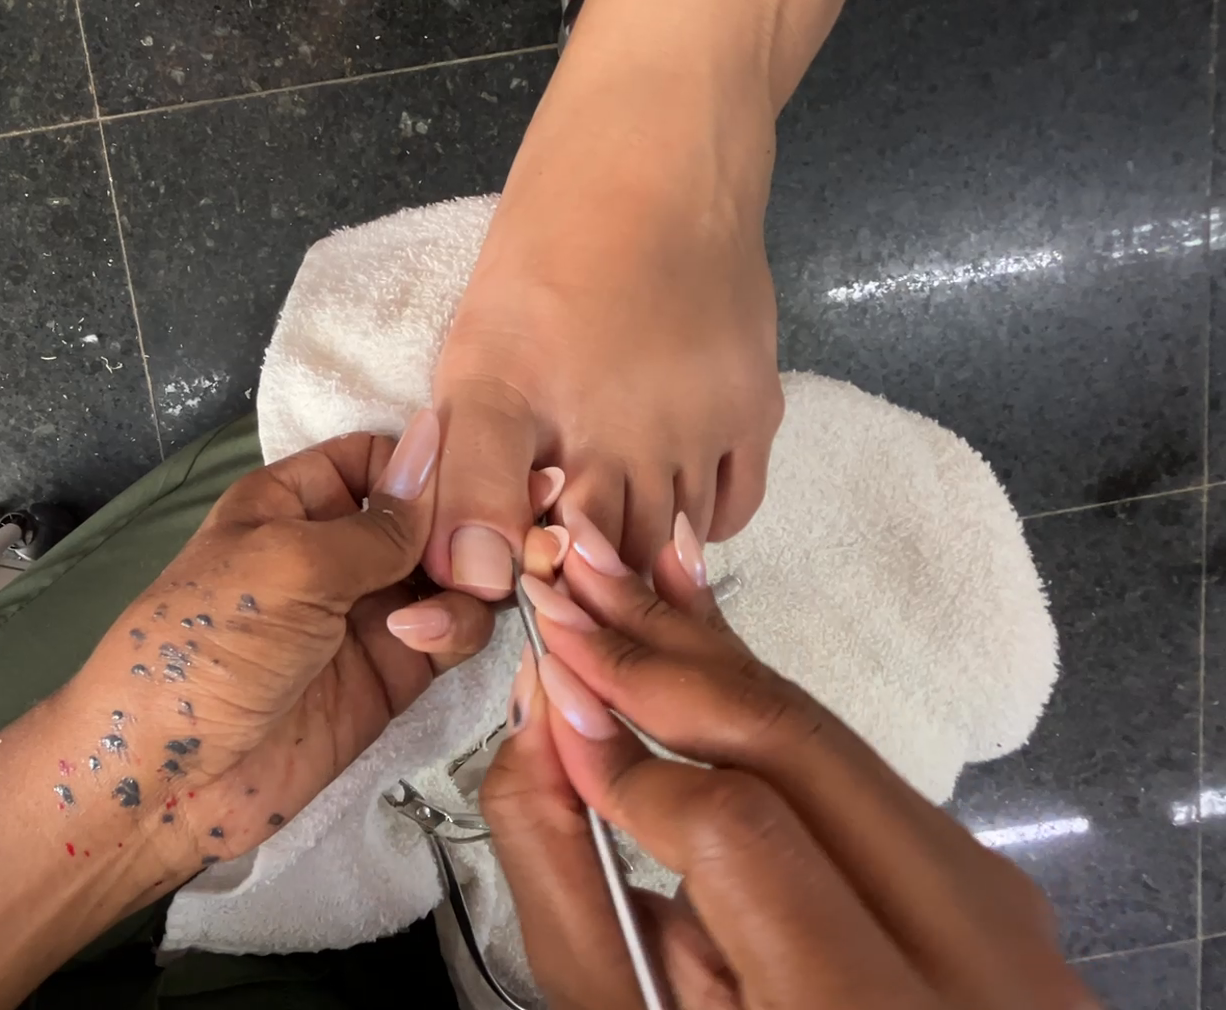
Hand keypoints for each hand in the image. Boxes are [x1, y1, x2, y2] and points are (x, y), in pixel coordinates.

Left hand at [61, 411, 494, 875]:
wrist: (174, 780)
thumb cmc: (212, 643)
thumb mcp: (288, 565)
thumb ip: (377, 521)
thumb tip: (437, 436)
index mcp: (293, 502)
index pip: (376, 457)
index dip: (424, 461)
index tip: (477, 474)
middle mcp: (335, 549)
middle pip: (424, 516)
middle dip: (461, 523)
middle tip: (504, 537)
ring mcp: (365, 612)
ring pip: (448, 574)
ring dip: (463, 579)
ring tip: (449, 598)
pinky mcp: (391, 673)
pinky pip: (448, 632)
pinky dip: (455, 627)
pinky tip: (421, 641)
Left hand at [429, 98, 781, 592]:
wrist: (647, 166)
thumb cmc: (537, 265)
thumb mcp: (474, 369)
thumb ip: (469, 476)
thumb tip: (473, 580)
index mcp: (565, 451)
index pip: (553, 569)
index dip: (533, 590)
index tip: (514, 587)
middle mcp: (646, 456)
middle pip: (619, 563)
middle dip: (583, 584)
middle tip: (558, 583)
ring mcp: (710, 434)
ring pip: (675, 540)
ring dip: (639, 560)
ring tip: (608, 562)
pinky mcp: (758, 406)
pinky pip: (735, 504)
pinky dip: (698, 529)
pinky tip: (666, 518)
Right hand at [479, 526, 1091, 1007]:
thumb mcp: (609, 996)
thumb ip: (558, 853)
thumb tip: (548, 706)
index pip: (735, 827)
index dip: (625, 756)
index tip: (548, 698)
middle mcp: (973, 951)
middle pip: (788, 741)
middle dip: (652, 652)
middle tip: (564, 589)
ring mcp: (990, 896)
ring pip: (815, 724)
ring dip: (691, 641)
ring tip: (610, 571)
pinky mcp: (967, 858)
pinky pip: (839, 744)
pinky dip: (743, 671)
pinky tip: (691, 602)